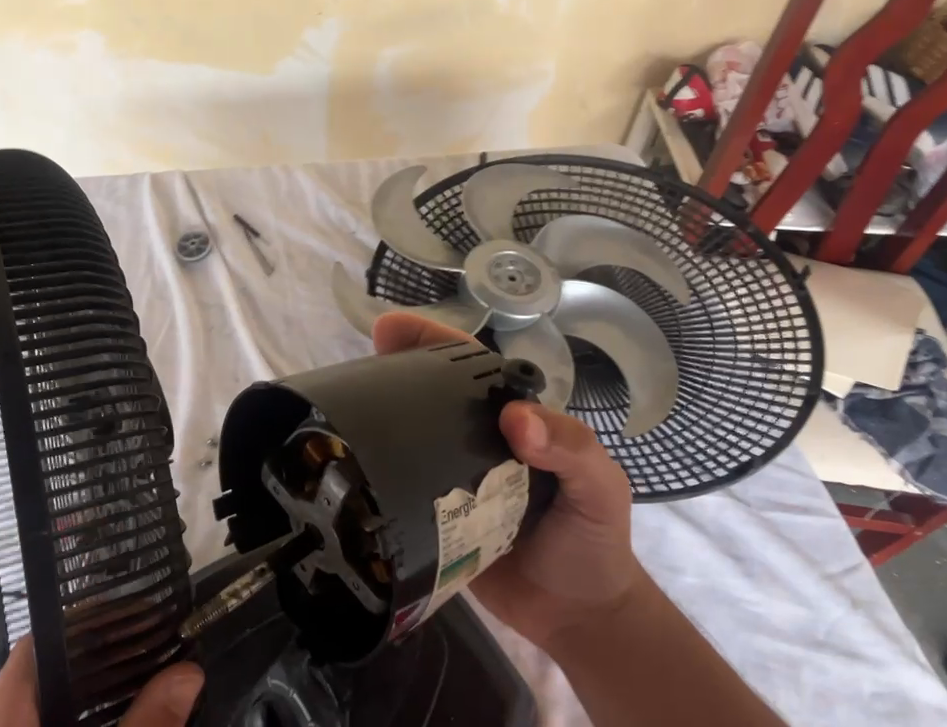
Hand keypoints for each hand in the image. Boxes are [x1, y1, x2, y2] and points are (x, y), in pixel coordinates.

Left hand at [0, 638, 203, 725]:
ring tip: (149, 687)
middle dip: (103, 664)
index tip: (140, 610)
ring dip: (95, 703)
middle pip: (46, 678)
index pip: (40, 645)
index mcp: (0, 718)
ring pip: (48, 714)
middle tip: (158, 649)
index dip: (88, 622)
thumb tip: (188, 672)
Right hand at [371, 313, 645, 655]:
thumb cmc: (595, 542)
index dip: (435, 343)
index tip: (394, 329)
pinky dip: (383, 476)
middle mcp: (483, 445)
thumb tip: (515, 418)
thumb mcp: (600, 486)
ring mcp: (459, 481)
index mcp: (519, 424)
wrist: (580, 617)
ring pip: (417, 439)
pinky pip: (408, 491)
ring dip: (384, 419)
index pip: (475, 369)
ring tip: (347, 404)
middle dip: (399, 369)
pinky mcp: (440, 521)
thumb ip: (572, 447)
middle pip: (436, 397)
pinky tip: (355, 467)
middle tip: (361, 360)